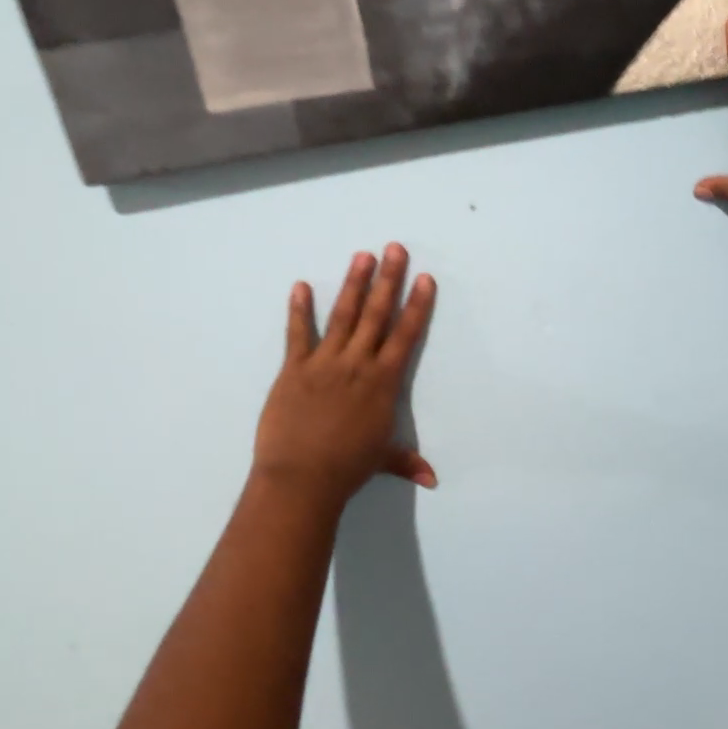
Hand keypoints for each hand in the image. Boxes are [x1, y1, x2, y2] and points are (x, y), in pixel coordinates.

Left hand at [252, 245, 438, 510]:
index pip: (406, 335)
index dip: (417, 305)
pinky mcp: (294, 369)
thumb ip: (407, 461)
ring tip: (362, 255)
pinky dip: (300, 309)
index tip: (425, 279)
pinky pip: (298, 334)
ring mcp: (325, 363)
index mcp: (384, 382)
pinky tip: (301, 285)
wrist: (301, 477)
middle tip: (395, 249)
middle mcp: (358, 364)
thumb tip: (433, 480)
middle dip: (388, 279)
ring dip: (353, 284)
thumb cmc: (347, 469)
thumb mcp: (382, 460)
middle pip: (377, 314)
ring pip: (344, 316)